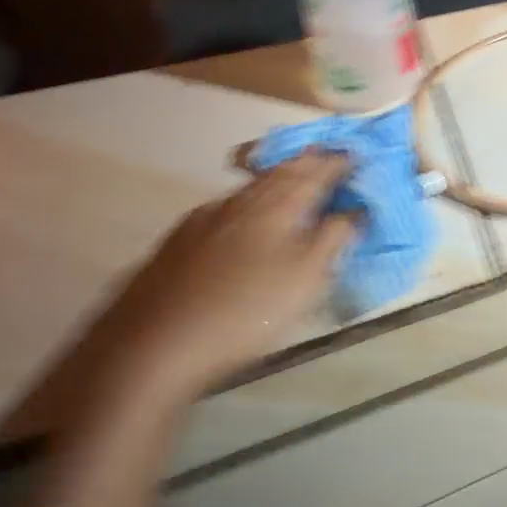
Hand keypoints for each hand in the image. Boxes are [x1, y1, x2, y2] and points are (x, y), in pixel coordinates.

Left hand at [104, 151, 359, 395]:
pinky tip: (239, 219)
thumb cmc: (244, 311)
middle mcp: (242, 200)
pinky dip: (245, 203)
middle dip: (307, 162)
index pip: (318, 170)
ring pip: (250, 188)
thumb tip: (355, 209)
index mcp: (280, 204)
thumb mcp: (307, 278)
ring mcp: (203, 219)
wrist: (148, 349)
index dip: (340, 162)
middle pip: (281, 171)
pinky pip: (223, 208)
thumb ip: (335, 237)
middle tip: (327, 159)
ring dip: (276, 180)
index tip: (358, 157)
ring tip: (291, 183)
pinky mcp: (175, 243)